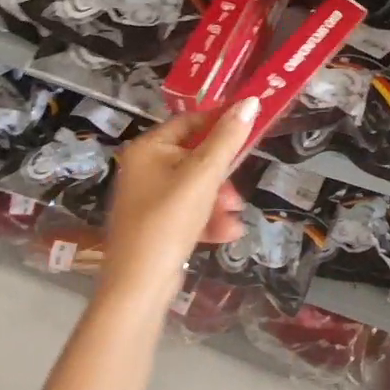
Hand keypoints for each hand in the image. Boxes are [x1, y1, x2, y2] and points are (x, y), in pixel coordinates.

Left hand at [101, 97, 258, 300]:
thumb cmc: (169, 221)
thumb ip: (228, 138)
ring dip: (219, 199)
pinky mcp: (154, 226)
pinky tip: (228, 233)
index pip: (190, 121)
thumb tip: (251, 101)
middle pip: (194, 156)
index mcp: (148, 148)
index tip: (250, 128)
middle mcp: (143, 168)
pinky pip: (187, 211)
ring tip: (235, 215)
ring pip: (194, 186)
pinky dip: (207, 218)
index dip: (220, 123)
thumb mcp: (204, 175)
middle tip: (238, 188)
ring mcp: (147, 199)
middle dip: (221, 173)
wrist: (139, 288)